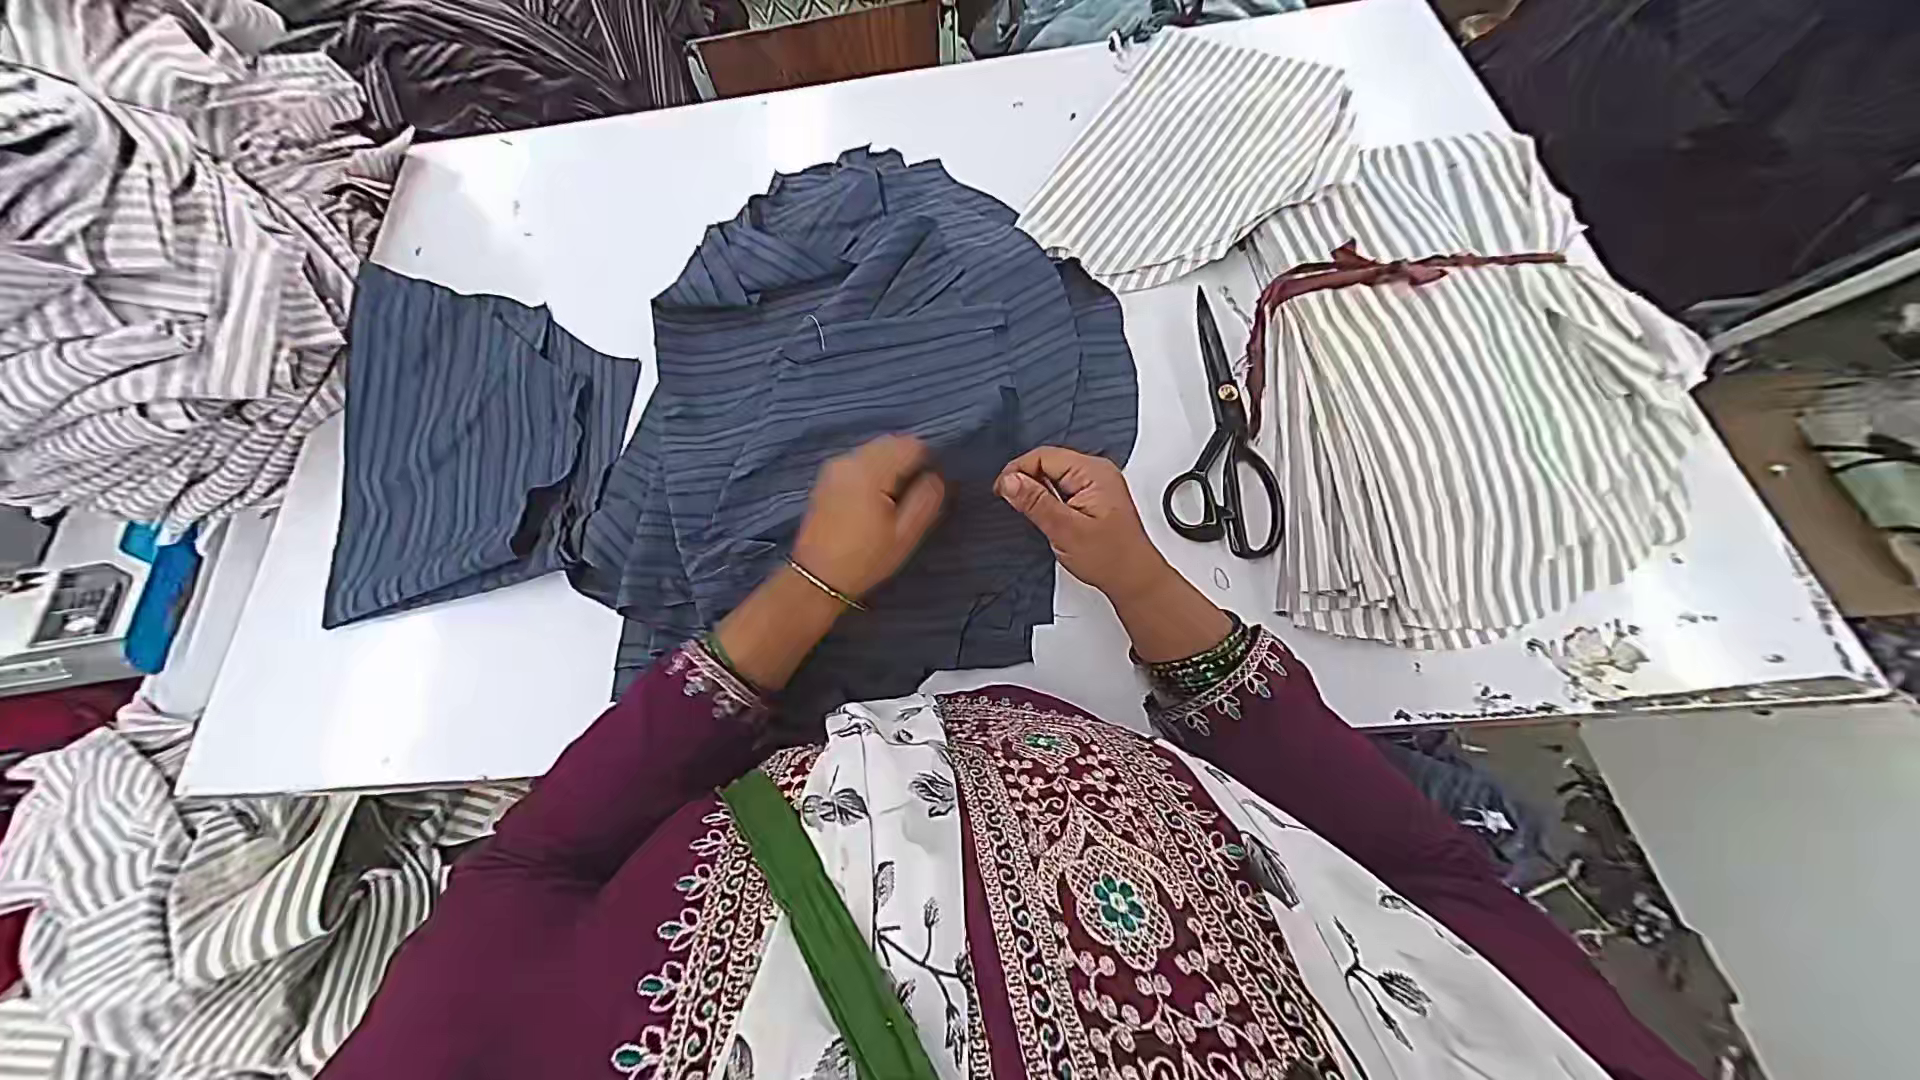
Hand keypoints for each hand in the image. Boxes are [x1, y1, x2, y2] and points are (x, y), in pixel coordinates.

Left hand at [791, 435, 946, 600]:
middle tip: (912, 497)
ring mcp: (834, 466)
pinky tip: (875, 499)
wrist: (817, 578)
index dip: (927, 462)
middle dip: (908, 461)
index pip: (911, 444)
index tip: (927, 489)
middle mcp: (849, 459)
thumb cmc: (866, 559)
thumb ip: (926, 499)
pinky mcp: (827, 477)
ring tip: (894, 500)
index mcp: (869, 471)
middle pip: (891, 442)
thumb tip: (936, 476)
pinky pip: (860, 460)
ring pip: (875, 449)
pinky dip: (874, 471)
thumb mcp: (906, 534)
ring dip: (891, 465)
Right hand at [997, 446, 1230, 662]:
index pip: (1043, 456)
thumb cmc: (1111, 558)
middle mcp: (1096, 473)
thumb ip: (1035, 502)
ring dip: (1037, 494)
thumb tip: (1009, 481)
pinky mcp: (1091, 498)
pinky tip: (1050, 521)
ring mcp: (1095, 485)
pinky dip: (1048, 502)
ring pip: (1052, 477)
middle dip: (1026, 482)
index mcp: (1092, 472)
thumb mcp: (1065, 529)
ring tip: (1038, 518)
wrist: (1133, 580)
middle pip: (1047, 463)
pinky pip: (1061, 490)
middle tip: (1016, 507)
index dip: (1018, 471)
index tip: (1002, 491)